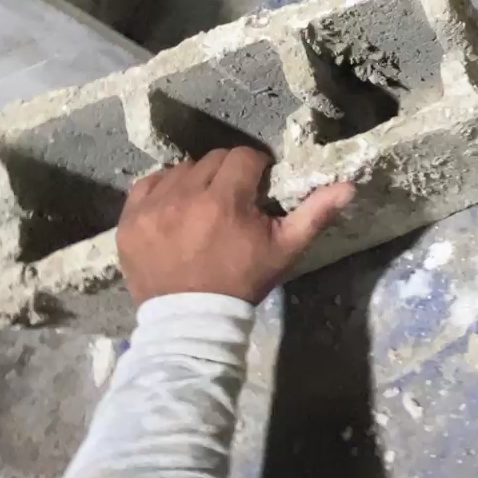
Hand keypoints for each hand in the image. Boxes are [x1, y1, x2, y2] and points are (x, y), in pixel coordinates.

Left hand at [116, 147, 355, 304]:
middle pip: (213, 159)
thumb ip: (316, 213)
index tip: (258, 187)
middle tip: (234, 198)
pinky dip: (165, 189)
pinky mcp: (129, 221)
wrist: (190, 321)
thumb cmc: (243, 280)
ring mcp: (152, 209)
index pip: (244, 156)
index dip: (256, 168)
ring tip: (204, 205)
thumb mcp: (286, 249)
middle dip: (228, 172)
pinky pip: (149, 183)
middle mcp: (185, 197)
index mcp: (224, 201)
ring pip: (182, 169)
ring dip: (198, 180)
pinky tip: (176, 207)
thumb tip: (349, 186)